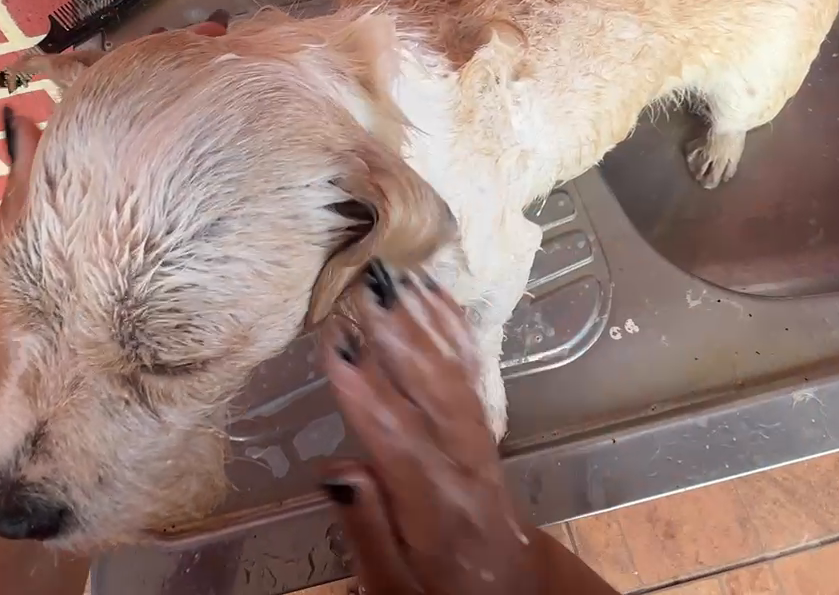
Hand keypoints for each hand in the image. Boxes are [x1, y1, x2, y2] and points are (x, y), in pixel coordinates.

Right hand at [319, 266, 547, 594]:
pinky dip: (455, 326)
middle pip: (430, 391)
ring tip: (398, 276)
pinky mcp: (483, 422)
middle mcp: (461, 462)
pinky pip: (472, 368)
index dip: (366, 388)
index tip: (337, 340)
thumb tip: (335, 471)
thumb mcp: (393, 585)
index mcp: (434, 506)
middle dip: (398, 334)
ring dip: (425, 320)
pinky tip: (436, 292)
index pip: (397, 439)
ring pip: (452, 370)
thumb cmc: (434, 586)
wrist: (503, 585)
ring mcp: (478, 437)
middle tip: (368, 284)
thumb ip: (368, 530)